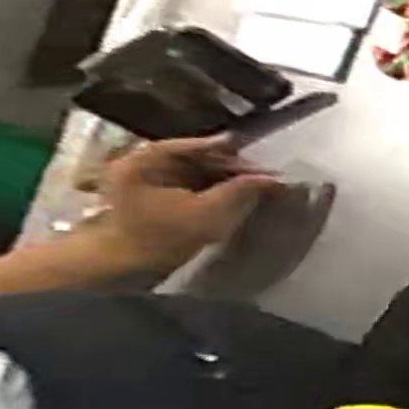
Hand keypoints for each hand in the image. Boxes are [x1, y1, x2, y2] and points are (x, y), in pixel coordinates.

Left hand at [98, 135, 282, 271]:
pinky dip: (214, 186)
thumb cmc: (169, 235)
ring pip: (192, 171)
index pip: (182, 147)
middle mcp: (139, 167)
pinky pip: (190, 183)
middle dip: (227, 165)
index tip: (245, 146)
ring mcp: (145, 182)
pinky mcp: (157, 197)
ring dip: (224, 176)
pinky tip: (237, 191)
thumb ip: (242, 190)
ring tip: (255, 183)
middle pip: (189, 158)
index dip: (216, 146)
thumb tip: (275, 179)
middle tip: (262, 174)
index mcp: (141, 163)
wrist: (133, 262)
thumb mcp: (211, 212)